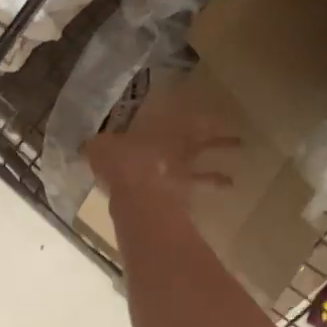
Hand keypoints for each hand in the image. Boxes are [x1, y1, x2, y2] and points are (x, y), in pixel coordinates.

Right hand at [81, 79, 239, 199]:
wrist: (134, 193)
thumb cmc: (121, 160)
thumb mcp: (100, 147)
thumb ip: (98, 146)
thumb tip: (86, 145)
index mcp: (167, 131)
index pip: (193, 121)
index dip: (206, 121)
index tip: (220, 120)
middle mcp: (181, 152)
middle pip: (207, 145)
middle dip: (223, 144)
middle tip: (239, 143)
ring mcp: (183, 177)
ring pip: (206, 176)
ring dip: (218, 178)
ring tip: (231, 183)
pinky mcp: (181, 200)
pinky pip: (193, 200)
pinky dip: (198, 204)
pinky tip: (201, 207)